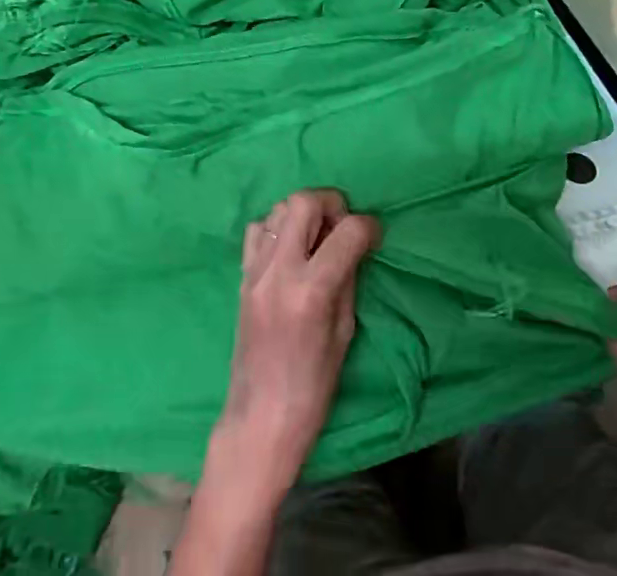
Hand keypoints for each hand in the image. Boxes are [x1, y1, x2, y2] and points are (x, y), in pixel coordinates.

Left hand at [170, 191, 379, 575]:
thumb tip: (355, 244)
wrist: (261, 416)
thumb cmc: (314, 384)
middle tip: (342, 228)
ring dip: (304, 214)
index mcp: (311, 290)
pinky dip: (277, 228)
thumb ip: (347, 278)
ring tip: (317, 239)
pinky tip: (291, 251)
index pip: (347, 231)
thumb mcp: (344, 329)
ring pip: (278, 209)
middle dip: (332, 204)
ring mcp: (254, 272)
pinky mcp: (241, 277)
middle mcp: (278, 271)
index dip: (369, 226)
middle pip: (304, 201)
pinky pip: (256, 230)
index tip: (375, 236)